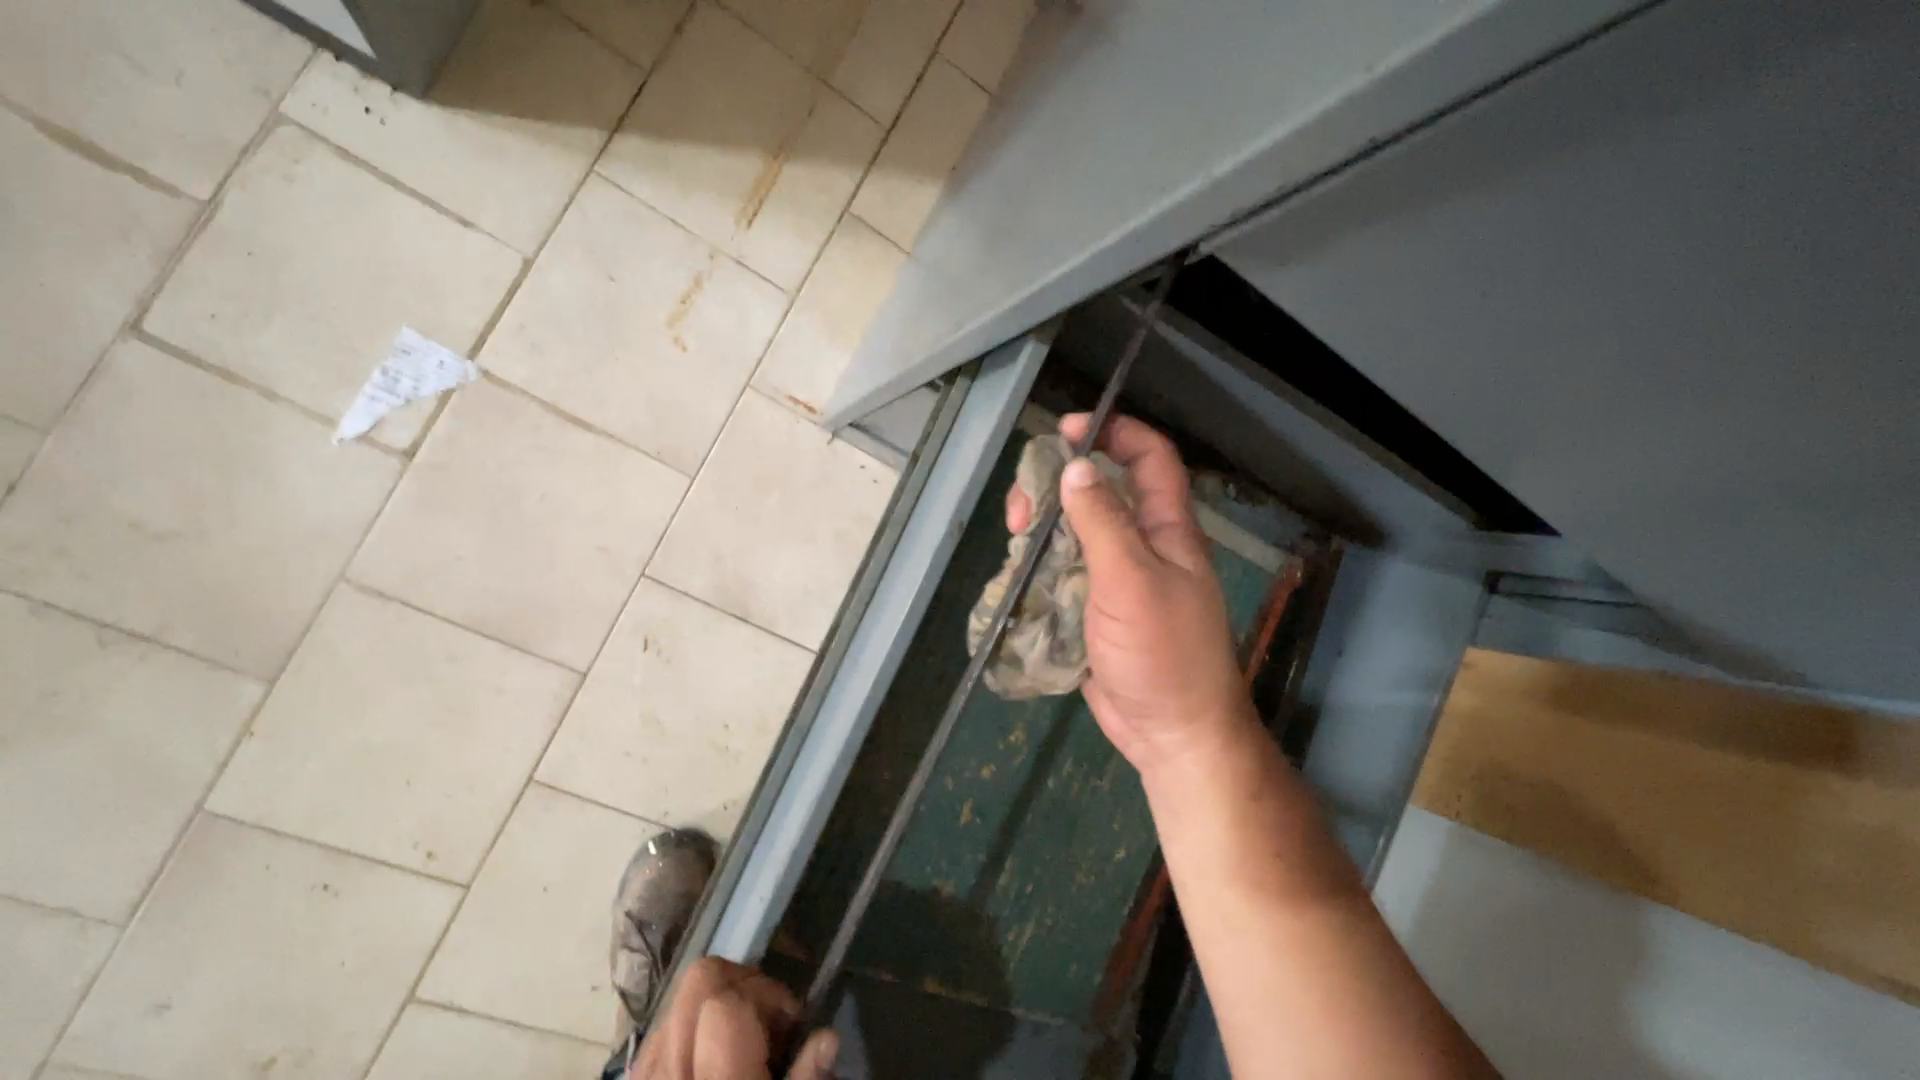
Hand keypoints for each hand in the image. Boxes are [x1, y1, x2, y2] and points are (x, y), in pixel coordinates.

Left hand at [631, 958, 837, 1079]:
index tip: (793, 1022)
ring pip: (677, 996)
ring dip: (719, 1001)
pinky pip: (660, 1027)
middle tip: (773, 1024)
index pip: (725, 1002)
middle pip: (700, 980)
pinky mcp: (632, 1077)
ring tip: (745, 1041)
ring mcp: (643, 1073)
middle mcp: (669, 1071)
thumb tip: (825, 1037)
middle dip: (745, 984)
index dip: (767, 996)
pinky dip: (691, 1025)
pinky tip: (713, 1057)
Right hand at [1006, 414, 1252, 773]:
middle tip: (1022, 510)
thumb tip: (1076, 466)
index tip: (1067, 429)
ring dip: (1044, 529)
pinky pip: (1064, 573)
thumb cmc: (1164, 654)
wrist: (1171, 732)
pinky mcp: (1096, 611)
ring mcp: (1118, 580)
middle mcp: (1144, 546)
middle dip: (1058, 487)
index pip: (1150, 459)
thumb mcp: (1132, 580)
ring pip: (1075, 533)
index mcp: (1167, 530)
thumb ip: (1103, 521)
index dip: (1115, 432)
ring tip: (1016, 541)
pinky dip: (1040, 567)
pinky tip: (1018, 575)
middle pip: (1100, 492)